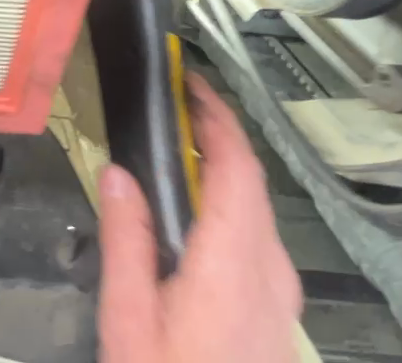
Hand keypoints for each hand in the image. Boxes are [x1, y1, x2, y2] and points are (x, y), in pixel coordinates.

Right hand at [97, 73, 302, 362]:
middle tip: (177, 105)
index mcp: (231, 266)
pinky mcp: (279, 310)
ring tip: (182, 144)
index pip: (238, 170)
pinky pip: (260, 235)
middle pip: (253, 184)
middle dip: (219, 135)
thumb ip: (125, 240)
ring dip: (227, 167)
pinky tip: (201, 205)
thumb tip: (119, 173)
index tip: (191, 84)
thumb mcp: (128, 318)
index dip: (219, 119)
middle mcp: (270, 273)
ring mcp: (282, 295)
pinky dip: (233, 201)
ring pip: (259, 209)